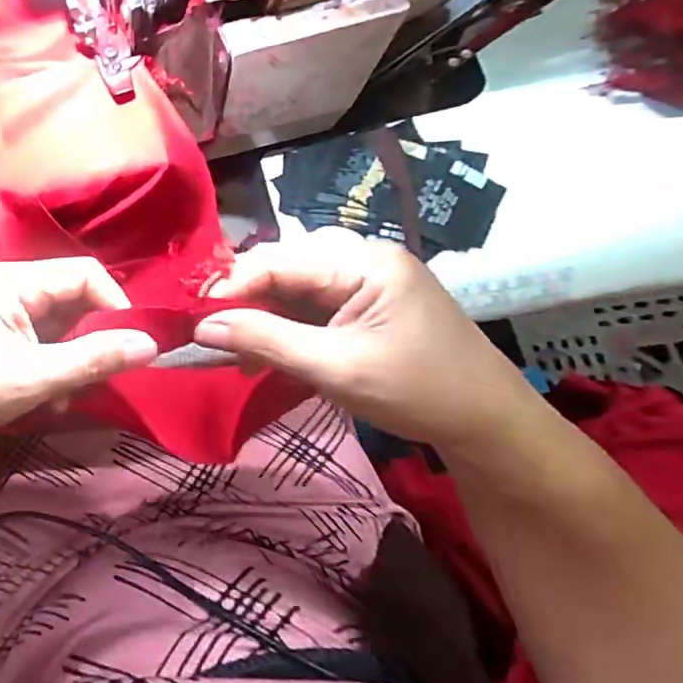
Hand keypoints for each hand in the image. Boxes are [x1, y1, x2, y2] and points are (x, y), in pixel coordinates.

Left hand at [0, 258, 158, 453]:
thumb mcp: (33, 377)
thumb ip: (93, 359)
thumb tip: (152, 345)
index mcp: (12, 281)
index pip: (84, 274)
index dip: (115, 305)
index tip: (133, 347)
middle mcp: (11, 286)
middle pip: (76, 297)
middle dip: (94, 339)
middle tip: (101, 377)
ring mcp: (6, 310)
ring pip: (66, 323)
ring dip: (76, 359)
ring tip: (65, 394)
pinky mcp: (4, 334)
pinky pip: (48, 340)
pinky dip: (58, 366)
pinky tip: (50, 397)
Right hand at [191, 229, 544, 450]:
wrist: (489, 425)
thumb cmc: (418, 392)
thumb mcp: (335, 367)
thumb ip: (265, 341)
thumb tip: (200, 327)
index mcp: (365, 261)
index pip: (279, 260)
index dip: (231, 285)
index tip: (193, 317)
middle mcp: (362, 258)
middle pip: (282, 266)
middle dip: (243, 299)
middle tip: (209, 333)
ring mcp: (364, 279)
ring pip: (290, 285)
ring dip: (259, 315)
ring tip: (234, 347)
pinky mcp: (363, 302)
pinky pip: (307, 303)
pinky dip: (281, 326)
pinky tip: (263, 349)